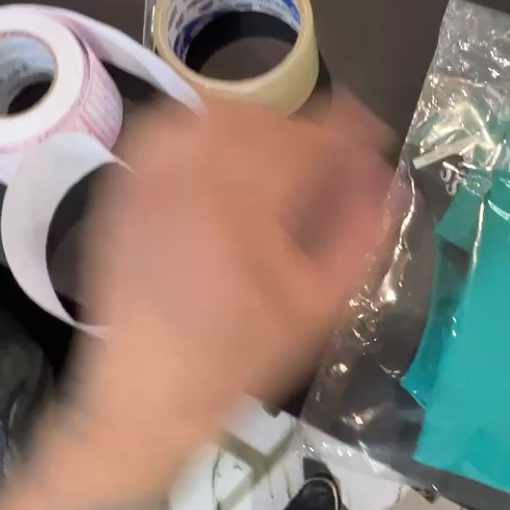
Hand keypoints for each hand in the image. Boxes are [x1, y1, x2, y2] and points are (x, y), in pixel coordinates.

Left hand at [69, 92, 392, 451]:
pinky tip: (228, 165)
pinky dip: (208, 131)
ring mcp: (148, 179)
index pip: (307, 141)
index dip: (350, 135)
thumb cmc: (239, 359)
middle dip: (306, 131)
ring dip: (259, 125)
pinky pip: (168, 131)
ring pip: (211, 114)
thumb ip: (359, 241)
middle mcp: (187, 178)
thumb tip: (386, 187)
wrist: (146, 395)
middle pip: (261, 118)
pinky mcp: (124, 190)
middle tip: (332, 160)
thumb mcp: (316, 310)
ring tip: (283, 158)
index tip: (374, 141)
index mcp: (239, 206)